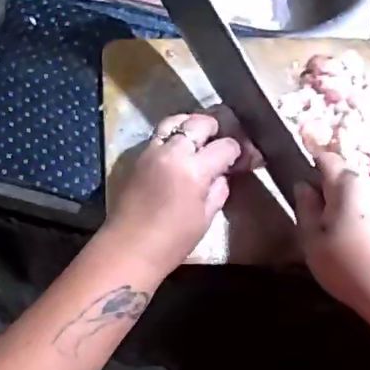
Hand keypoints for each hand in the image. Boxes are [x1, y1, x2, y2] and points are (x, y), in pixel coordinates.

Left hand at [103, 113, 245, 271]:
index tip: (241, 158)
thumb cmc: (172, 241)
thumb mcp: (205, 218)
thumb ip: (218, 191)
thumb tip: (222, 175)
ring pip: (174, 121)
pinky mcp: (137, 158)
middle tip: (220, 142)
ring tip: (197, 138)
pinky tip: (178, 152)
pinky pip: (158, 136)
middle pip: (198, 123)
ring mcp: (152, 152)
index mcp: (194, 170)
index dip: (237, 150)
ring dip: (189, 125)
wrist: (128, 248)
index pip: (224, 146)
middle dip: (214, 128)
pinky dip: (171, 136)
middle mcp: (173, 153)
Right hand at [294, 152, 369, 324]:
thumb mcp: (313, 244)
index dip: (313, 168)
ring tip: (356, 251)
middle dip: (338, 199)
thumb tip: (304, 186)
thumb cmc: (353, 269)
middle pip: (351, 182)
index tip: (307, 191)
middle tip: (327, 232)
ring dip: (361, 217)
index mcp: (349, 182)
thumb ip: (305, 210)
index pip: (327, 158)